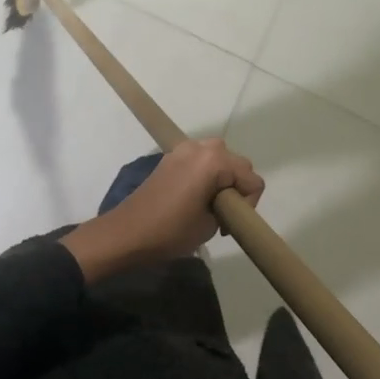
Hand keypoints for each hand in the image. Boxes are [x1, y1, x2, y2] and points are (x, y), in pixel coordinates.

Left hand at [60, 139, 264, 282]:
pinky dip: (205, 174)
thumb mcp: (210, 224)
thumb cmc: (171, 231)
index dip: (249, 203)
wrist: (128, 231)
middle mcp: (200, 147)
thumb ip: (229, 208)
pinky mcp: (170, 157)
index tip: (232, 223)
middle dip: (237, 187)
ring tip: (212, 204)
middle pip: (236, 163)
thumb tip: (228, 204)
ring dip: (222, 178)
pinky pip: (199, 160)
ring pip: (218, 158)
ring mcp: (183, 149)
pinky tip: (196, 197)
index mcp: (214, 161)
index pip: (251, 178)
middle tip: (225, 214)